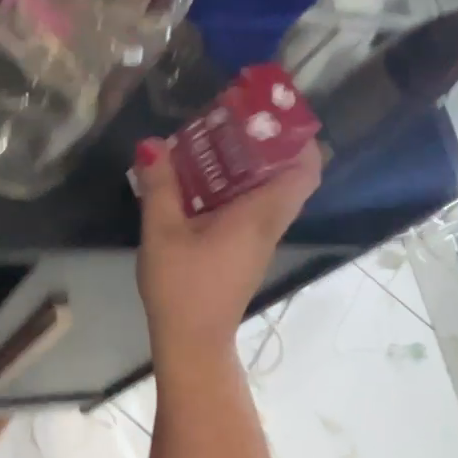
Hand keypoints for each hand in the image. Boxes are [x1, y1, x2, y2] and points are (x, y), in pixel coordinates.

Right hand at [134, 138, 320, 372]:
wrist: (191, 341)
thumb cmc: (182, 286)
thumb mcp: (162, 233)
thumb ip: (160, 186)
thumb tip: (152, 144)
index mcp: (260, 213)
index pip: (305, 166)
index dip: (297, 136)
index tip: (269, 116)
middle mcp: (269, 225)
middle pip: (289, 176)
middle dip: (267, 147)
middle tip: (232, 126)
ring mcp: (259, 243)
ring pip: (270, 194)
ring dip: (249, 170)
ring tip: (212, 150)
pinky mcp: (244, 256)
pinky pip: (252, 212)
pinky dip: (236, 192)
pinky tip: (200, 189)